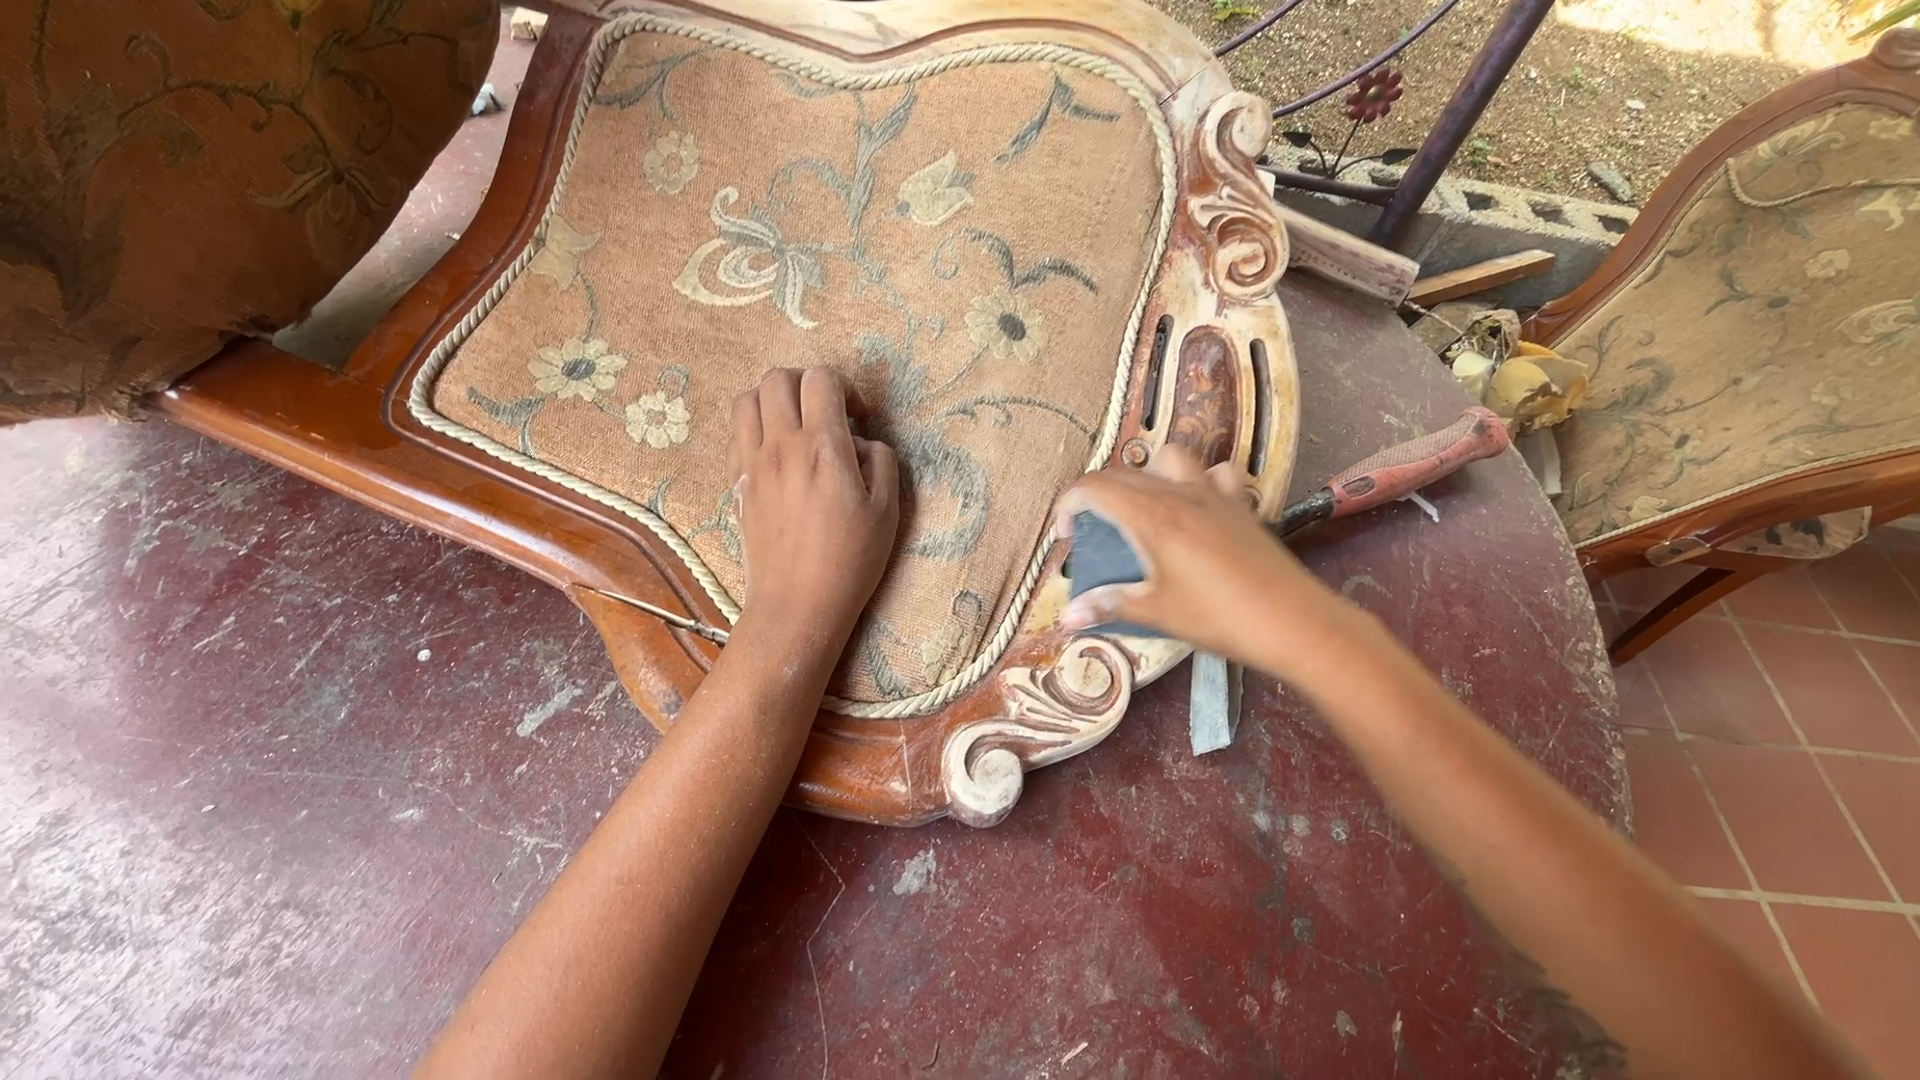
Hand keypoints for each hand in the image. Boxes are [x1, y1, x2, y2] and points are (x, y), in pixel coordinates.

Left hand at [727, 368, 899, 649]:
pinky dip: (755, 428)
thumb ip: (881, 460)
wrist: (797, 604)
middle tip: (825, 412)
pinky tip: (776, 453)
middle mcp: (781, 446)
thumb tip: (861, 441)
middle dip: (805, 383)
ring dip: (773, 400)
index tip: (858, 417)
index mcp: (823, 448)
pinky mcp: (736, 483)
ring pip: (747, 399)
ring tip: (795, 425)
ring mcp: (752, 463)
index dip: (844, 386)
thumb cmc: (850, 561)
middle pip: (777, 378)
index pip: (821, 379)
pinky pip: (736, 433)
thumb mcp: (888, 510)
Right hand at [1054, 444, 1345, 674]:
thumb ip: (1109, 606)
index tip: (1065, 537)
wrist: (1294, 622)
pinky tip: (1199, 507)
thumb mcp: (1157, 613)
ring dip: (1149, 474)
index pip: (1094, 487)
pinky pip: (1217, 474)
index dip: (1068, 505)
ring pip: (1172, 457)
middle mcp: (1180, 494)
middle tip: (1093, 534)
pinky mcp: (1241, 506)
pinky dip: (1200, 481)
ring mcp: (1215, 495)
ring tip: (1144, 509)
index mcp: (1152, 516)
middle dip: (1098, 496)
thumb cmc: (1219, 617)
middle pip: (1124, 473)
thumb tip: (1066, 618)